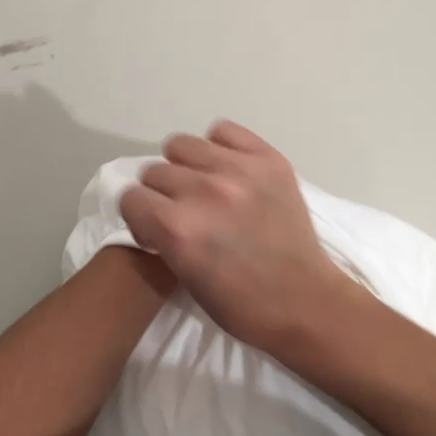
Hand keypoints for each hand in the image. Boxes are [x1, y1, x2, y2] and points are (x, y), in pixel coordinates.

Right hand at [119, 121, 359, 353]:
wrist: (304, 302)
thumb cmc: (240, 304)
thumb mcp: (183, 276)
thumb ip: (163, 235)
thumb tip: (154, 209)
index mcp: (177, 228)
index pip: (131, 198)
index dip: (140, 216)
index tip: (156, 229)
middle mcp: (203, 191)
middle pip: (155, 171)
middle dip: (162, 193)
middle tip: (185, 212)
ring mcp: (238, 170)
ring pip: (182, 145)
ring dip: (186, 167)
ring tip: (205, 187)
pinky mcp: (268, 159)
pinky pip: (223, 131)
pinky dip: (220, 147)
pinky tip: (229, 170)